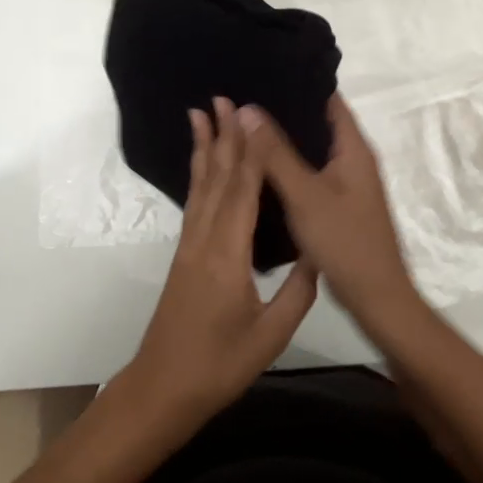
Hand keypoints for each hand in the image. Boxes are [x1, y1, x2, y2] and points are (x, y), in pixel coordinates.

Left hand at [123, 97, 318, 419]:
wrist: (164, 385)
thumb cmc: (220, 363)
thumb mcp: (271, 335)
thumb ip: (297, 292)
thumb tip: (318, 251)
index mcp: (227, 254)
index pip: (243, 191)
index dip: (249, 151)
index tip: (253, 114)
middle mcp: (204, 239)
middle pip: (217, 178)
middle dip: (223, 136)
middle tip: (221, 97)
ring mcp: (190, 244)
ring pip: (200, 186)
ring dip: (204, 148)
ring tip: (201, 115)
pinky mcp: (185, 253)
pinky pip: (194, 202)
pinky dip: (199, 175)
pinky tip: (202, 165)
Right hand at [242, 95, 422, 333]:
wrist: (376, 299)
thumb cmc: (345, 242)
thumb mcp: (305, 195)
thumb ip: (276, 153)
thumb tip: (247, 109)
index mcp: (353, 148)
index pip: (328, 98)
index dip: (299, 81)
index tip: (262, 69)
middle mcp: (353, 158)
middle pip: (317, 120)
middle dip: (284, 107)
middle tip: (243, 94)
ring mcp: (346, 183)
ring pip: (311, 148)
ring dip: (283, 137)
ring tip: (243, 123)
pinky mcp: (337, 204)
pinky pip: (309, 171)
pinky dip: (287, 162)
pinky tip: (259, 165)